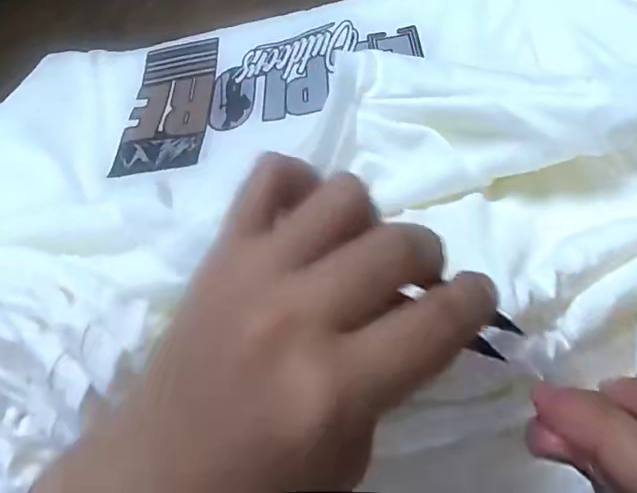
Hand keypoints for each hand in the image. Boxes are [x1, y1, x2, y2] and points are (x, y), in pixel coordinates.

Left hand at [37, 154, 497, 492]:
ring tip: (357, 249)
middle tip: (418, 279)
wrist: (156, 469)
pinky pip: (269, 174)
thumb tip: (415, 307)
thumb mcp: (346, 451)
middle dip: (427, 258)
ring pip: (343, 194)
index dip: (474, 300)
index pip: (435, 320)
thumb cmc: (259, 481)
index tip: (480, 292)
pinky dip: (300, 182)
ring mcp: (254, 267)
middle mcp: (297, 312)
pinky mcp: (222, 245)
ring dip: (368, 220)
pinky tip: (306, 217)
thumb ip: (388, 377)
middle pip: (396, 244)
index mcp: (332, 385)